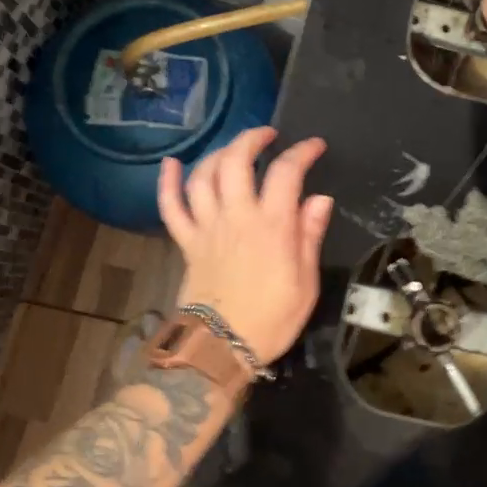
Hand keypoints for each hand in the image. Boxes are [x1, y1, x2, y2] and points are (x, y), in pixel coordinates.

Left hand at [157, 128, 334, 363]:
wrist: (220, 350)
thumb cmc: (271, 319)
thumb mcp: (305, 283)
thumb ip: (309, 236)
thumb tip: (319, 198)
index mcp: (272, 226)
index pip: (286, 172)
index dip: (302, 151)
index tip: (315, 146)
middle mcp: (236, 217)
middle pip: (236, 161)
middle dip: (252, 139)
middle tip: (268, 135)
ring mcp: (207, 228)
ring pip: (204, 176)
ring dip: (218, 154)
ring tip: (234, 150)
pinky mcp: (186, 242)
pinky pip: (171, 207)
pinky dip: (168, 183)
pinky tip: (170, 164)